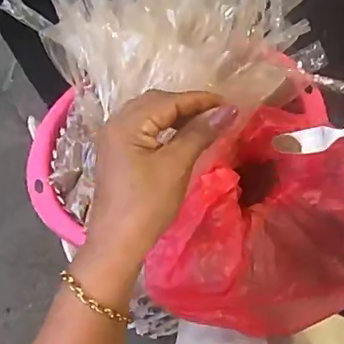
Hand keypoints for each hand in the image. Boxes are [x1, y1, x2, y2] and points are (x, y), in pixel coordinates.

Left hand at [83, 90, 235, 264]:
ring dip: (177, 116)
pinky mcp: (117, 154)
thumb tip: (227, 110)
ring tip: (204, 125)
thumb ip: (200, 133)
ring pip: (149, 116)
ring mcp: (113, 139)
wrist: (117, 243)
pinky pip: (143, 130)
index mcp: (127, 123)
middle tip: (218, 114)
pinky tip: (182, 138)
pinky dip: (165, 129)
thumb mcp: (176, 165)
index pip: (169, 101)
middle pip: (157, 103)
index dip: (201, 100)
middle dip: (188, 105)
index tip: (230, 105)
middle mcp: (116, 124)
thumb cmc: (147, 204)